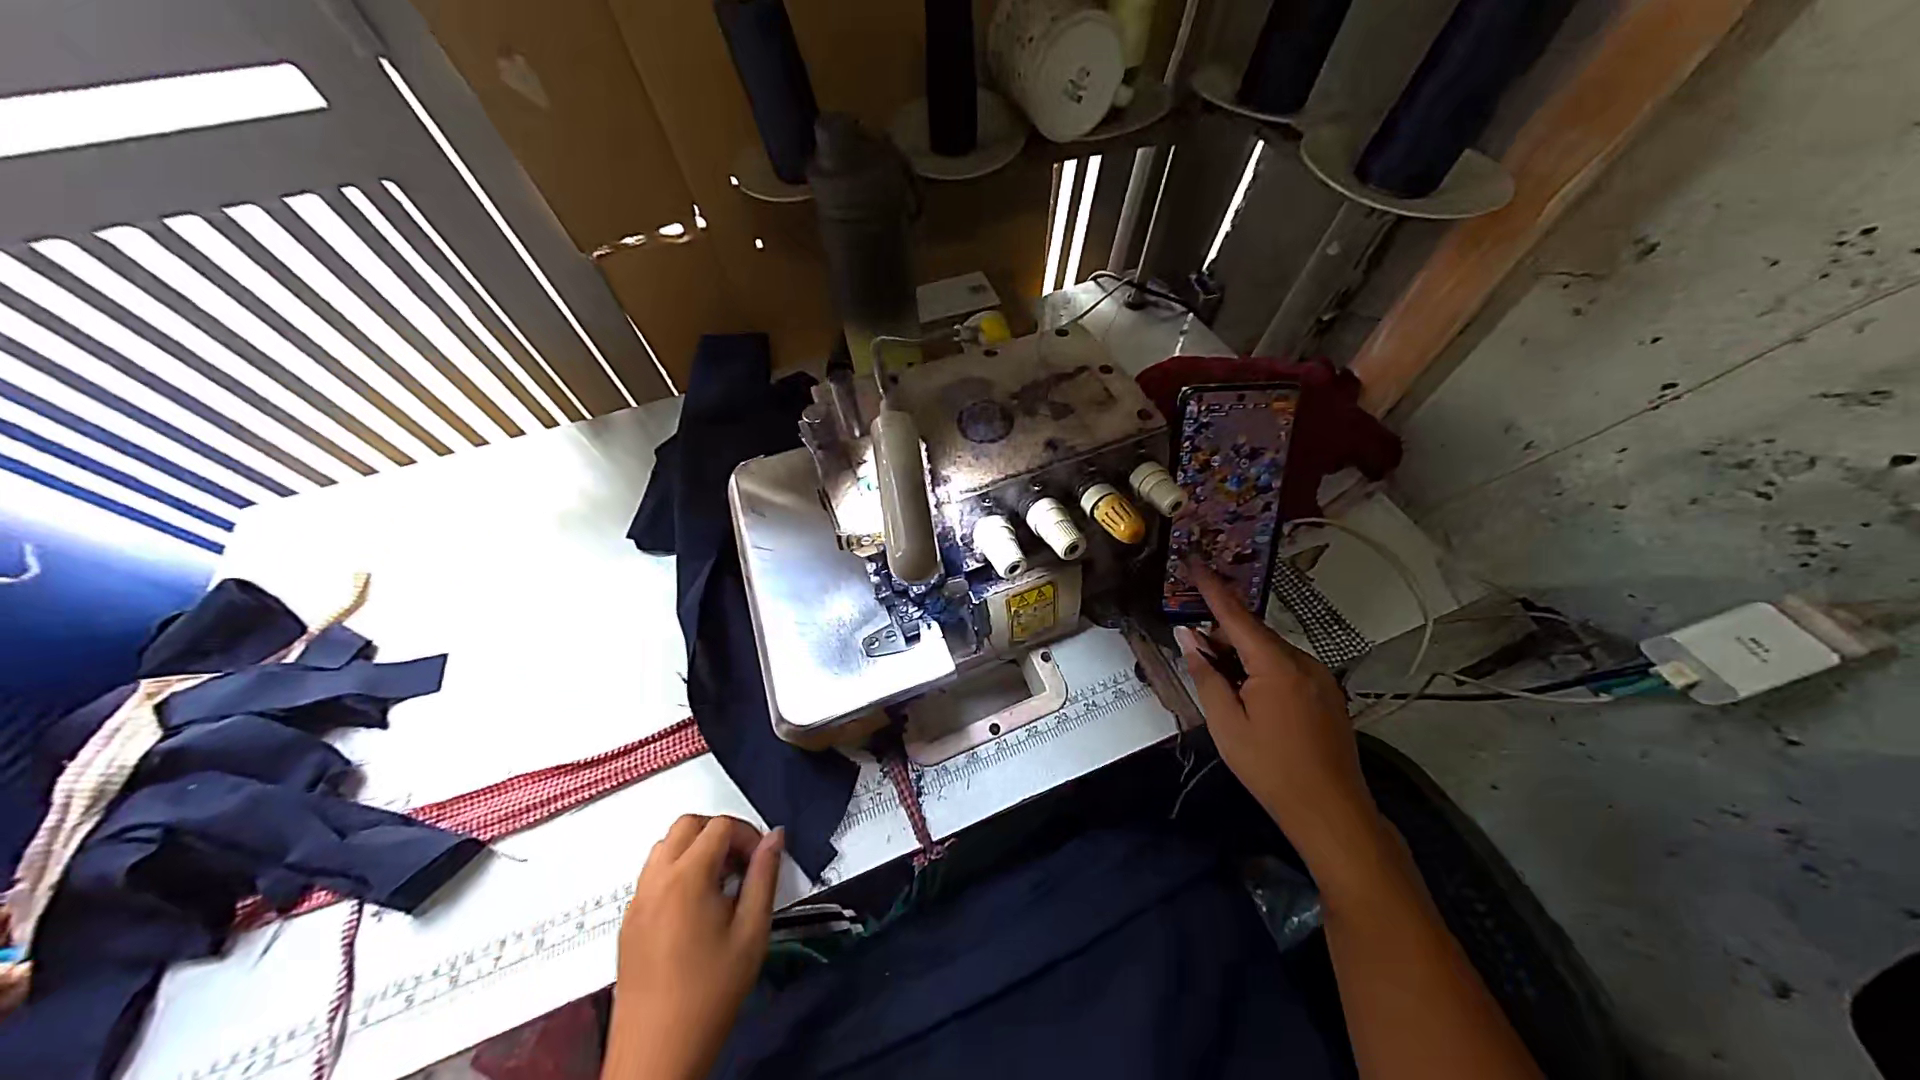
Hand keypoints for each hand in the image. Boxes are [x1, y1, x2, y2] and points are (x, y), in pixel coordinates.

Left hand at [603, 815, 783, 1079]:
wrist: (658, 1052)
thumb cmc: (712, 991)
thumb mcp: (752, 932)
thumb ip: (765, 876)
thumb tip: (774, 837)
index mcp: (687, 877)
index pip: (719, 826)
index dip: (747, 835)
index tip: (762, 862)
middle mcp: (656, 880)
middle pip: (687, 825)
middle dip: (719, 833)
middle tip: (742, 865)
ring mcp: (637, 901)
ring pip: (665, 846)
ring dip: (695, 849)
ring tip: (721, 884)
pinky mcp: (628, 922)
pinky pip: (652, 874)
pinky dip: (676, 870)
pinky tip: (696, 907)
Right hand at [1176, 564, 1379, 868]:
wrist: (1331, 811)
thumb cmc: (1270, 768)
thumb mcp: (1226, 724)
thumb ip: (1206, 675)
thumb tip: (1189, 638)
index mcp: (1276, 665)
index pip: (1236, 615)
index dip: (1211, 588)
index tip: (1194, 561)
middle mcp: (1304, 661)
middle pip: (1254, 633)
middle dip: (1222, 636)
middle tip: (1196, 655)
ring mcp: (1321, 677)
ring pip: (1271, 652)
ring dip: (1242, 657)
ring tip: (1222, 687)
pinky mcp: (1328, 694)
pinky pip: (1288, 668)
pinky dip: (1262, 670)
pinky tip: (1251, 699)